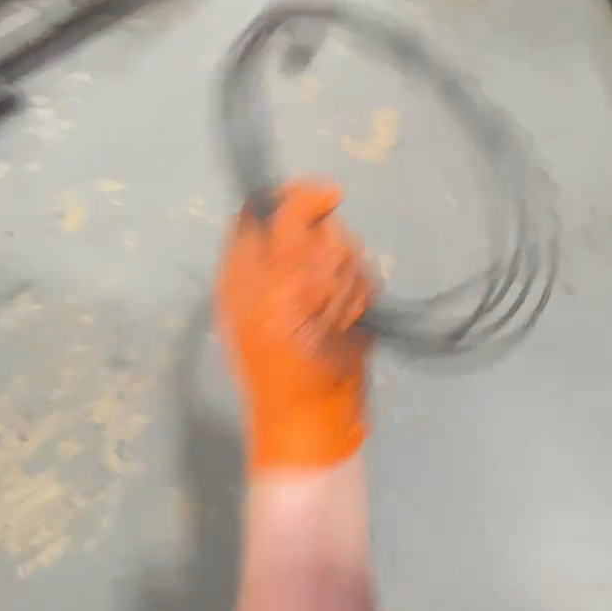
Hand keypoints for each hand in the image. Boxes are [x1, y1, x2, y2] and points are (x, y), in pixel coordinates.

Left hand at [217, 180, 375, 471]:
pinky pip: (363, 280)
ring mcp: (312, 290)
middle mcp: (279, 271)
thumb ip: (288, 233)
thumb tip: (317, 189)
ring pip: (345, 253)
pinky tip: (349, 326)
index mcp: (248, 264)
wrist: (317, 420)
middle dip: (326, 258)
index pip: (271, 207)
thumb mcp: (275, 290)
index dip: (301, 199)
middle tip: (315, 297)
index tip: (332, 201)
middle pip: (316, 228)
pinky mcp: (343, 306)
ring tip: (332, 321)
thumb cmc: (284, 362)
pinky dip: (359, 302)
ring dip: (343, 286)